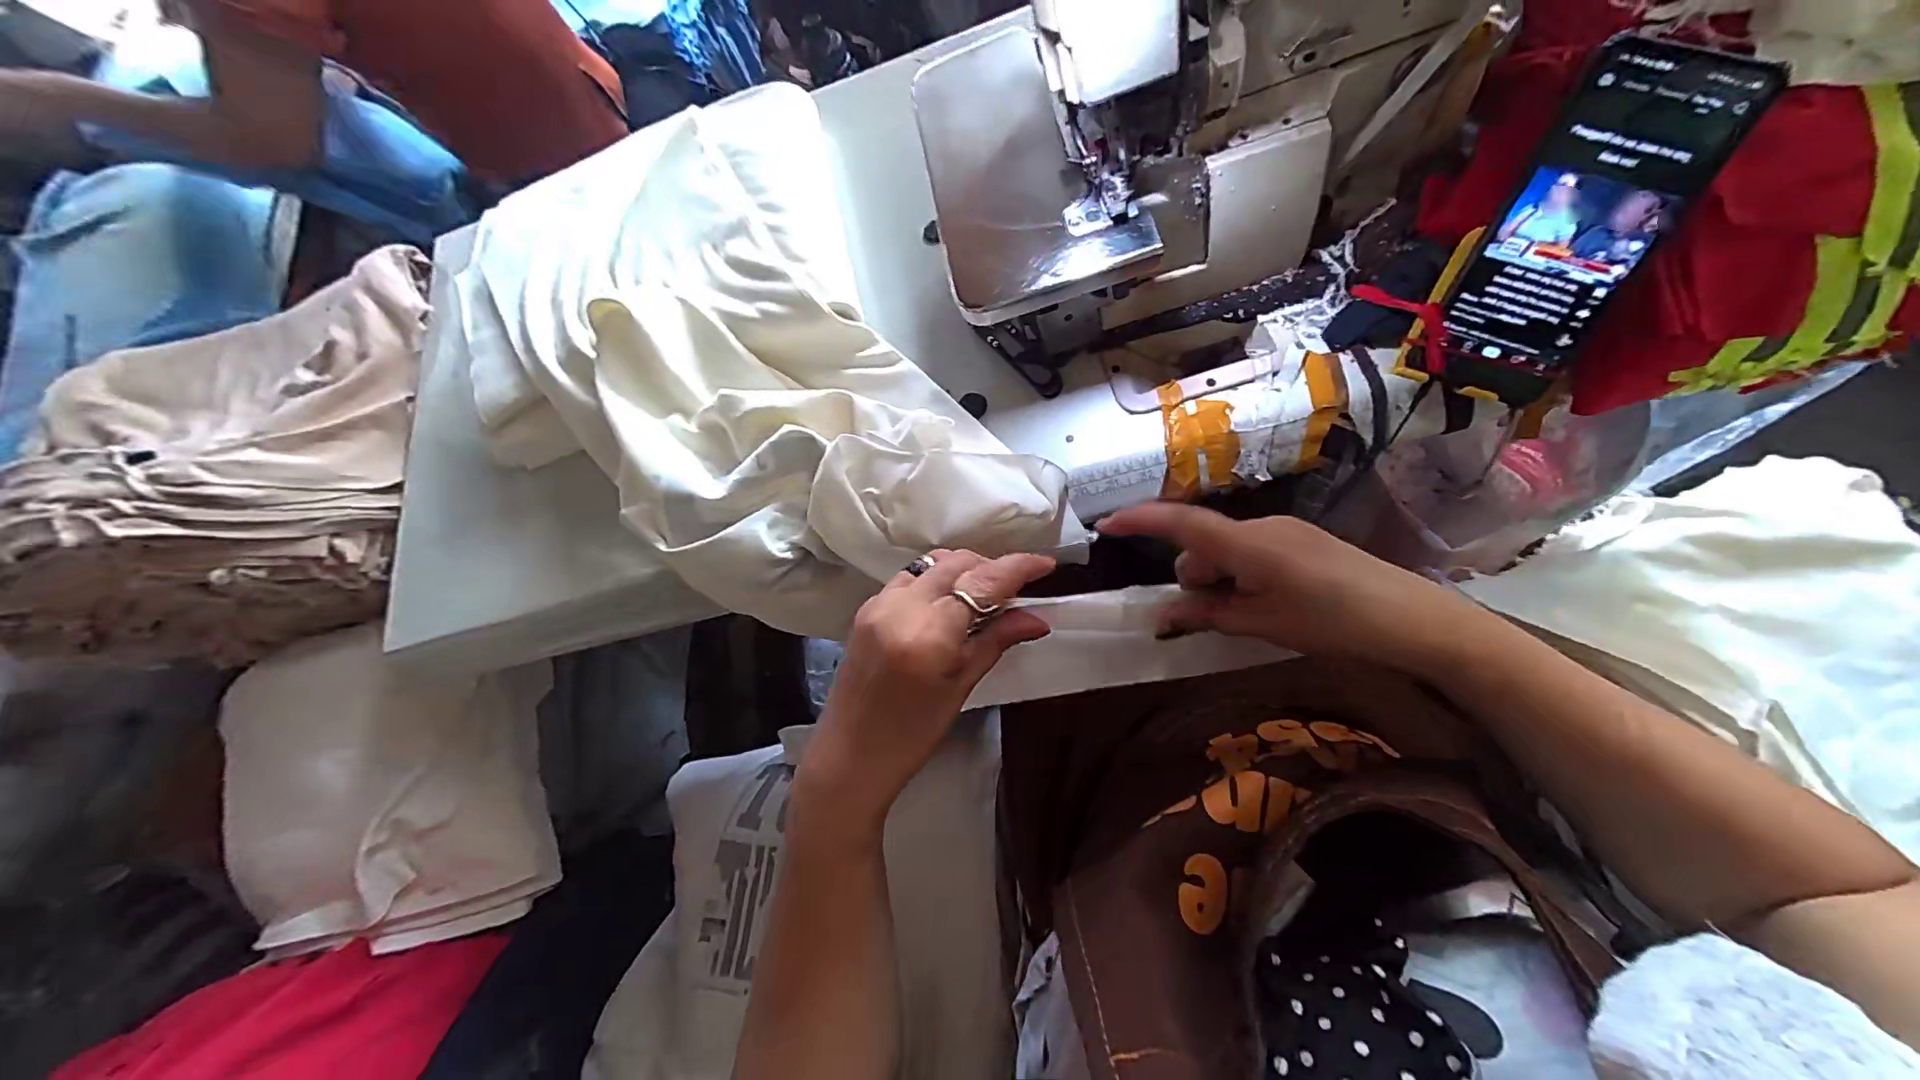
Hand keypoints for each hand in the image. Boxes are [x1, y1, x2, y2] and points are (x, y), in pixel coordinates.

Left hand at [799, 549, 1055, 838]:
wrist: (850, 754)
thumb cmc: (912, 734)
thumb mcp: (961, 686)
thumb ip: (997, 641)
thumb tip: (1037, 618)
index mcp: (929, 633)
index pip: (982, 582)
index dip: (1018, 567)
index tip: (1044, 564)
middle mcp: (901, 607)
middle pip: (957, 563)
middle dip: (991, 567)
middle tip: (1016, 590)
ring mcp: (879, 604)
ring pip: (932, 565)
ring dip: (962, 570)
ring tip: (984, 595)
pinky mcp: (866, 608)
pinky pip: (909, 578)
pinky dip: (935, 580)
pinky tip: (947, 603)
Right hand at [1097, 502, 1489, 676]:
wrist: (1414, 619)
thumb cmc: (1332, 623)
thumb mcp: (1263, 624)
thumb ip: (1208, 614)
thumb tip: (1163, 613)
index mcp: (1247, 544)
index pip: (1180, 524)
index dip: (1139, 520)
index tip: (1105, 525)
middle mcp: (1261, 526)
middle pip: (1202, 540)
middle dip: (1189, 571)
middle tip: (1198, 613)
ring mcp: (1285, 529)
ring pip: (1227, 546)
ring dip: (1216, 574)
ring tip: (1237, 613)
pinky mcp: (1303, 539)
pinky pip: (1252, 548)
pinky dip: (1240, 571)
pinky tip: (1262, 600)